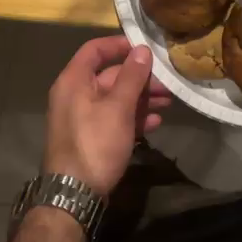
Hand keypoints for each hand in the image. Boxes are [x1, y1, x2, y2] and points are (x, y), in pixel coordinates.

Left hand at [42, 36, 171, 194]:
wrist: (74, 197)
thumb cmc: (95, 144)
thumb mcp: (118, 107)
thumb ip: (132, 76)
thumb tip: (143, 49)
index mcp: (74, 81)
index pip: (95, 49)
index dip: (119, 44)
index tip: (145, 48)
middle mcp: (75, 95)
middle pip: (110, 75)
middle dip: (140, 78)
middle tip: (167, 83)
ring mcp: (82, 118)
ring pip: (116, 98)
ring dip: (142, 99)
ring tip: (168, 103)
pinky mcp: (90, 138)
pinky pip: (114, 118)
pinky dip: (133, 118)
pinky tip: (155, 123)